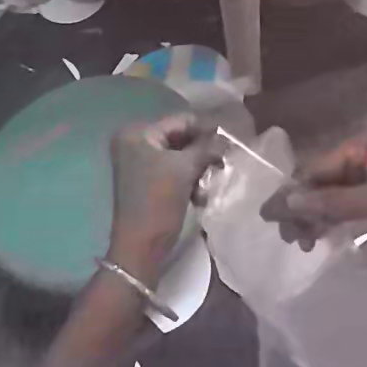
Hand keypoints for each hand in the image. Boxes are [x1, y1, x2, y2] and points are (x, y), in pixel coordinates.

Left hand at [108, 113, 221, 282]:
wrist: (140, 246)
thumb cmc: (158, 202)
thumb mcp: (184, 170)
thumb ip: (206, 147)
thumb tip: (226, 136)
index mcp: (137, 133)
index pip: (180, 120)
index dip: (207, 129)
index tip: (232, 141)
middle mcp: (133, 141)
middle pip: (179, 136)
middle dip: (202, 150)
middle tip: (225, 161)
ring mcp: (137, 160)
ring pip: (178, 154)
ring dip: (198, 166)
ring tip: (214, 178)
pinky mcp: (145, 179)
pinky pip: (172, 169)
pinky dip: (188, 177)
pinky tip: (200, 192)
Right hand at [264, 125, 366, 266]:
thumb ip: (332, 201)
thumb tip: (286, 202)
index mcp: (366, 144)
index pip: (318, 165)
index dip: (294, 190)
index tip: (273, 215)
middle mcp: (366, 158)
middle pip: (321, 181)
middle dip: (302, 206)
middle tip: (288, 235)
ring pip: (330, 198)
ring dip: (314, 217)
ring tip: (302, 242)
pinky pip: (344, 210)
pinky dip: (329, 222)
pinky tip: (318, 238)